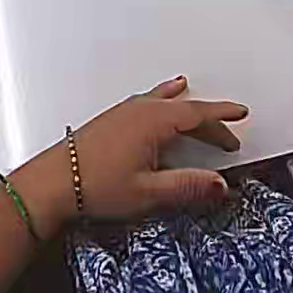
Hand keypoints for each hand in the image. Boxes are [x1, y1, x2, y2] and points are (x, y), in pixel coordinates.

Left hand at [13, 76, 245, 233]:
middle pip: (186, 110)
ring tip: (197, 100)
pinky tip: (158, 100)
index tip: (241, 113)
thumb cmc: (95, 185)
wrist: (51, 183)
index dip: (222, 115)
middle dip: (209, 122)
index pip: (199, 114)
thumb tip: (220, 185)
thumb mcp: (148, 192)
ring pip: (166, 103)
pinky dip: (163, 99)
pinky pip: (148, 101)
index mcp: (155, 121)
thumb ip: (187, 186)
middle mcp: (142, 110)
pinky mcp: (114, 118)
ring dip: (186, 109)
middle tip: (228, 138)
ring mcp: (126, 111)